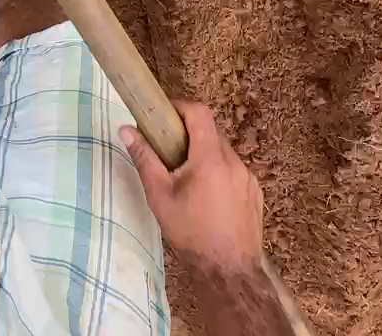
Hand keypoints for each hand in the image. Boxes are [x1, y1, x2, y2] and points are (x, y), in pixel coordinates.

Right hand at [121, 102, 264, 274]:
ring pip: (222, 151)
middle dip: (189, 134)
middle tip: (169, 151)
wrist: (229, 274)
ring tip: (187, 177)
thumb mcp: (160, 196)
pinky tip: (208, 196)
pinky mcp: (255, 192)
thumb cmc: (191, 233)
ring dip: (204, 154)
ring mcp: (248, 177)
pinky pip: (234, 169)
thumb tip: (126, 129)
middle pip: (210, 131)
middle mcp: (234, 162)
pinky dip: (219, 171)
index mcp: (210, 158)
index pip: (200, 112)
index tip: (164, 117)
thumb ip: (144, 158)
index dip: (180, 107)